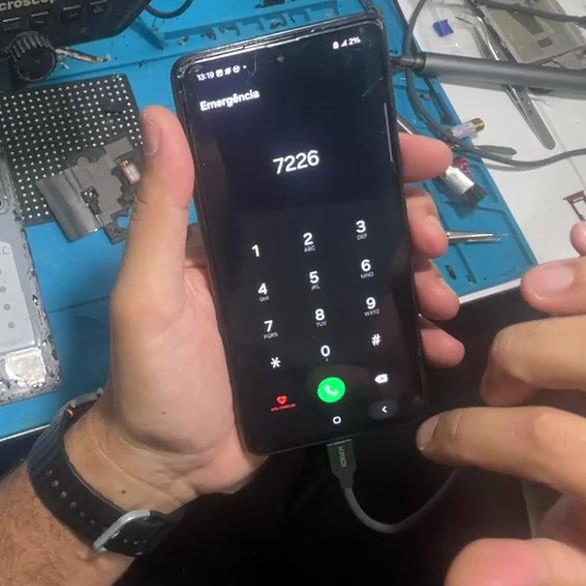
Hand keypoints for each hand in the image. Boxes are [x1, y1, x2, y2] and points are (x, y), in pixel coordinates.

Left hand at [70, 106, 465, 513]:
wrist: (166, 466)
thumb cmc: (150, 375)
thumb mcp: (147, 291)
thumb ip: (160, 212)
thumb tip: (159, 119)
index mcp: (236, 237)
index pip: (302, 180)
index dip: (362, 159)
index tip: (418, 154)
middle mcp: (272, 265)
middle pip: (352, 224)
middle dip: (405, 219)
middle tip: (431, 238)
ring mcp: (302, 313)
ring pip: (373, 276)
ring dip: (417, 276)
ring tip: (438, 296)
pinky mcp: (323, 359)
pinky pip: (377, 336)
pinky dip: (411, 335)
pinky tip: (437, 344)